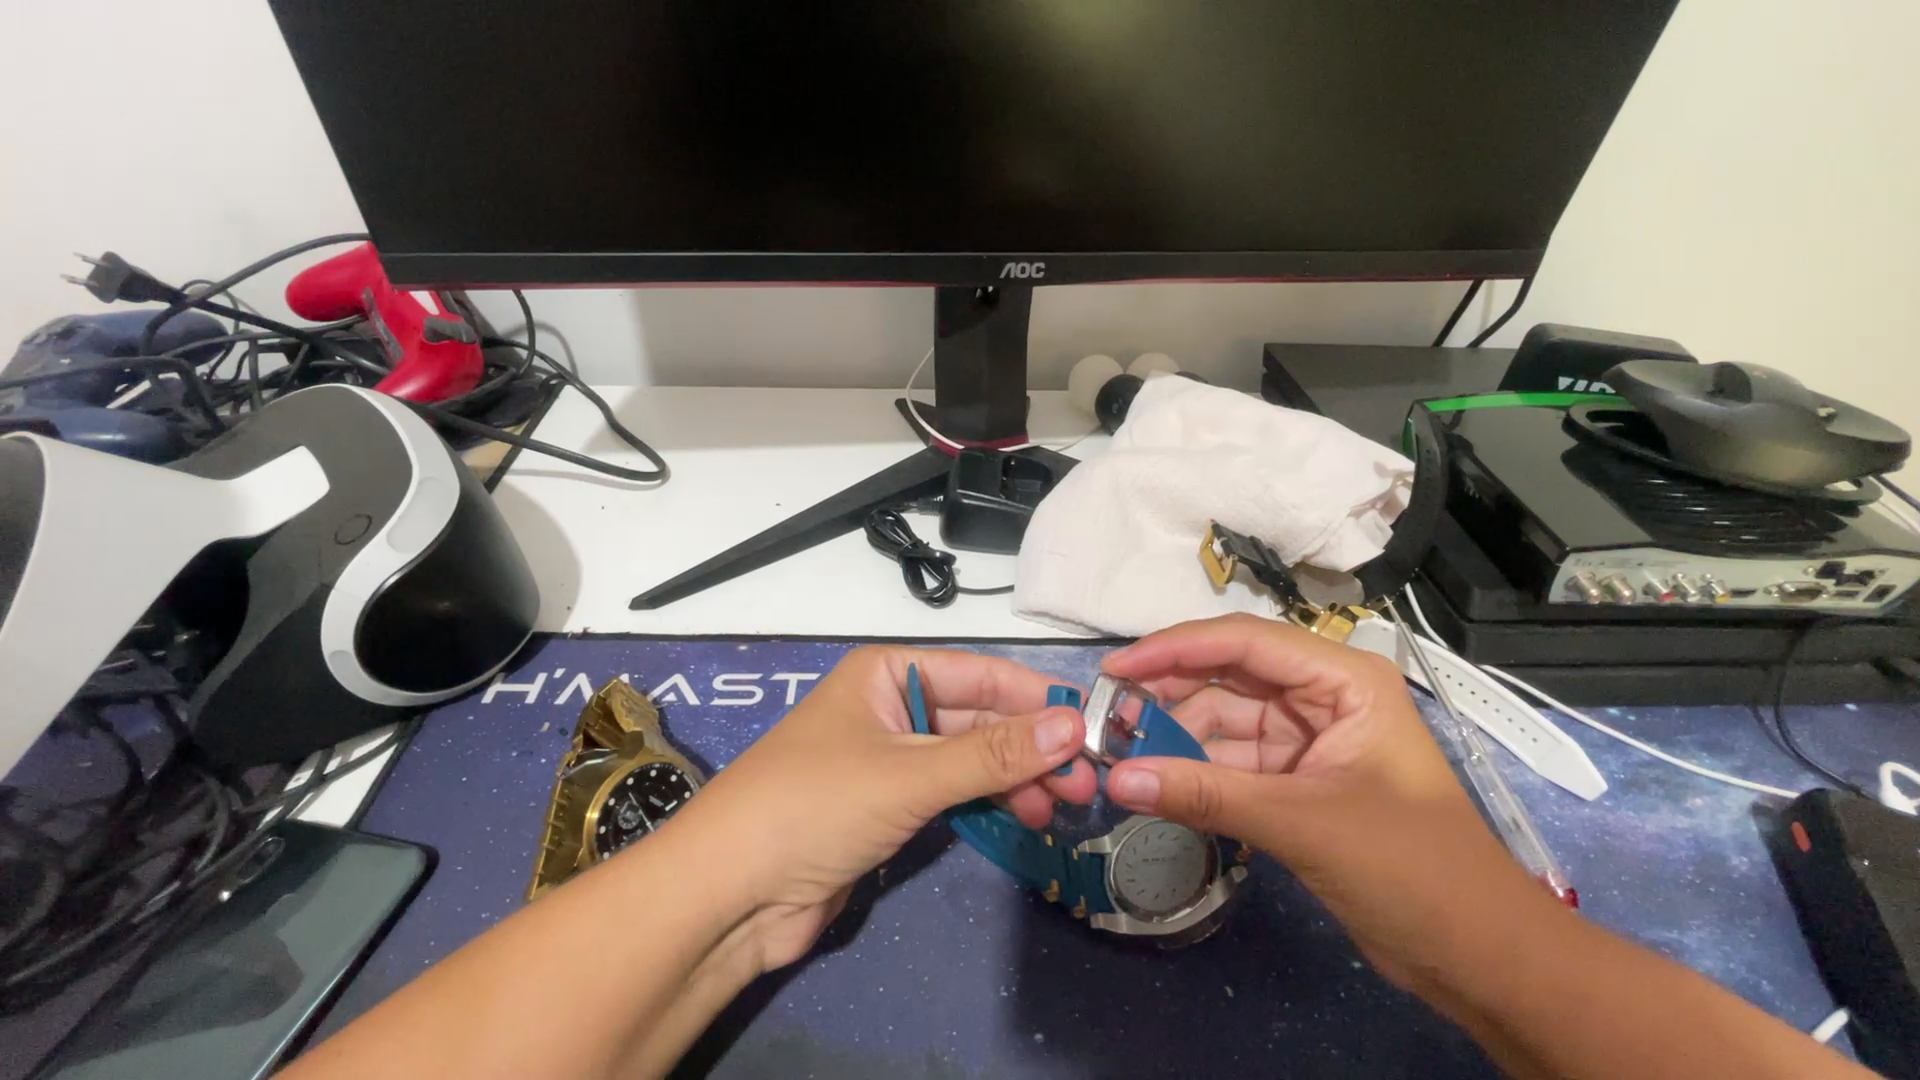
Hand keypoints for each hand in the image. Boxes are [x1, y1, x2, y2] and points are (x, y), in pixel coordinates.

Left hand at [663, 646, 1096, 975]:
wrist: (729, 895)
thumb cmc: (815, 807)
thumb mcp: (910, 773)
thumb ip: (993, 752)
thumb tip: (1073, 724)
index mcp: (886, 674)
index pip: (978, 673)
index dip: (1036, 697)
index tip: (1093, 724)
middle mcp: (890, 707)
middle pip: (977, 717)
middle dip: (1030, 746)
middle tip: (1084, 780)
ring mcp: (889, 759)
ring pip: (968, 758)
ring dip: (1015, 778)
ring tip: (1060, 806)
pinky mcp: (888, 807)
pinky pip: (951, 792)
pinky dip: (988, 802)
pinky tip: (1024, 816)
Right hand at [1101, 614, 1555, 987]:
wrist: (1481, 958)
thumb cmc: (1413, 869)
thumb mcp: (1302, 823)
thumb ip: (1206, 795)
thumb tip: (1116, 779)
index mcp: (1342, 680)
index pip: (1244, 643)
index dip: (1174, 648)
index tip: (1115, 666)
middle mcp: (1323, 696)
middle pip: (1228, 676)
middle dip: (1168, 692)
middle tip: (1106, 713)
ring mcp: (1309, 739)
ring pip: (1224, 720)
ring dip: (1175, 735)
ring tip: (1119, 750)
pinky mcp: (1297, 781)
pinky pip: (1231, 762)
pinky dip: (1195, 770)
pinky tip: (1155, 780)